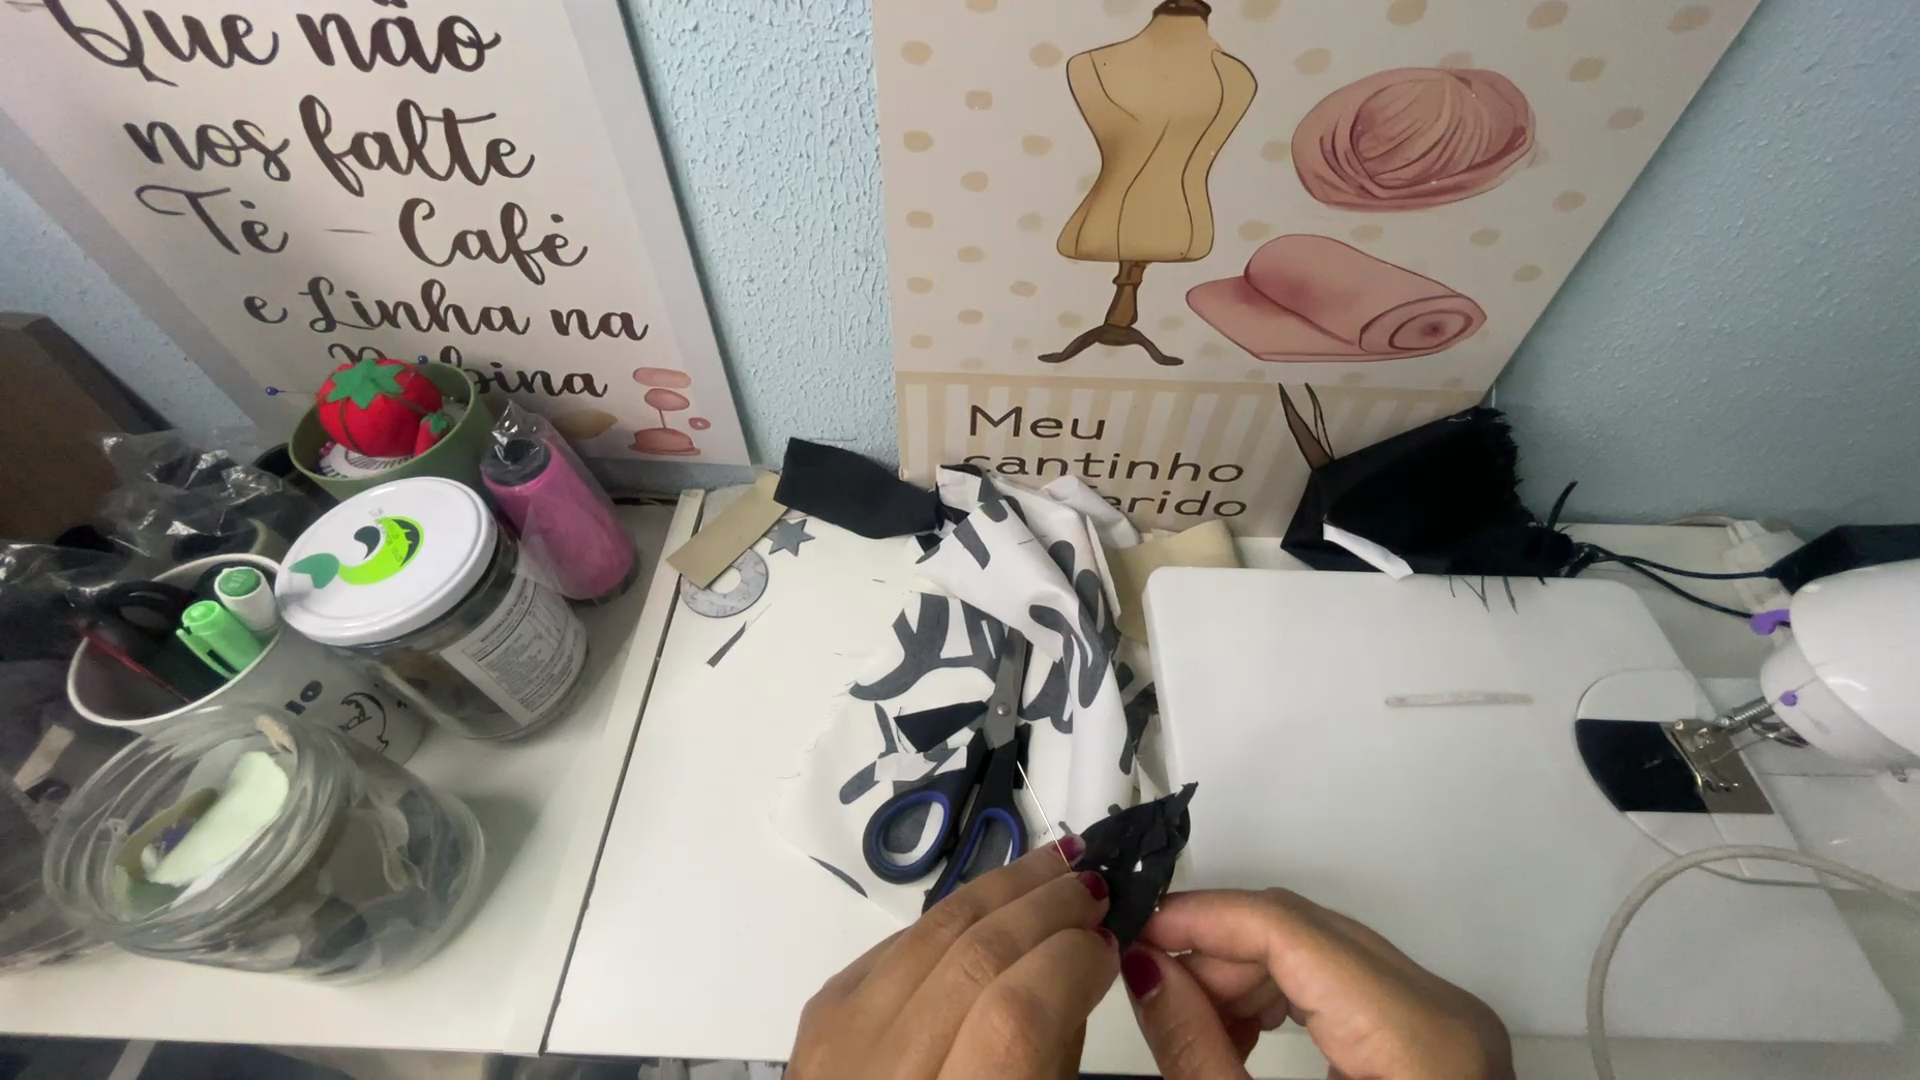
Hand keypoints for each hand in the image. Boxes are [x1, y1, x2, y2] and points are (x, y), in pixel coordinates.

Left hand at [789, 837, 1118, 1079]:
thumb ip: (1053, 1048)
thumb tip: (1080, 952)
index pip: (1012, 1016)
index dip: (1067, 963)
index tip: (1108, 938)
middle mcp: (880, 1074)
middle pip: (972, 957)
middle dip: (1044, 908)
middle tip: (1093, 884)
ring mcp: (839, 1034)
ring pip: (934, 927)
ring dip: (1005, 886)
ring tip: (1056, 863)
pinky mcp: (824, 1006)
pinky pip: (905, 939)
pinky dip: (960, 914)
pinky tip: (999, 897)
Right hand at [1121, 889, 1513, 1079]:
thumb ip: (1198, 1053)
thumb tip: (1144, 968)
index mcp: (1420, 1038)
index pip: (1286, 925)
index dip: (1200, 918)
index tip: (1136, 934)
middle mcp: (1442, 1008)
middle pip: (1297, 930)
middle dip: (1214, 955)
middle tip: (1156, 995)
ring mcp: (1442, 1016)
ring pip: (1310, 946)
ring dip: (1238, 975)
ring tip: (1196, 1030)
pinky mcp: (1430, 1030)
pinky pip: (1333, 977)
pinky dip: (1274, 994)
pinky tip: (1239, 1038)